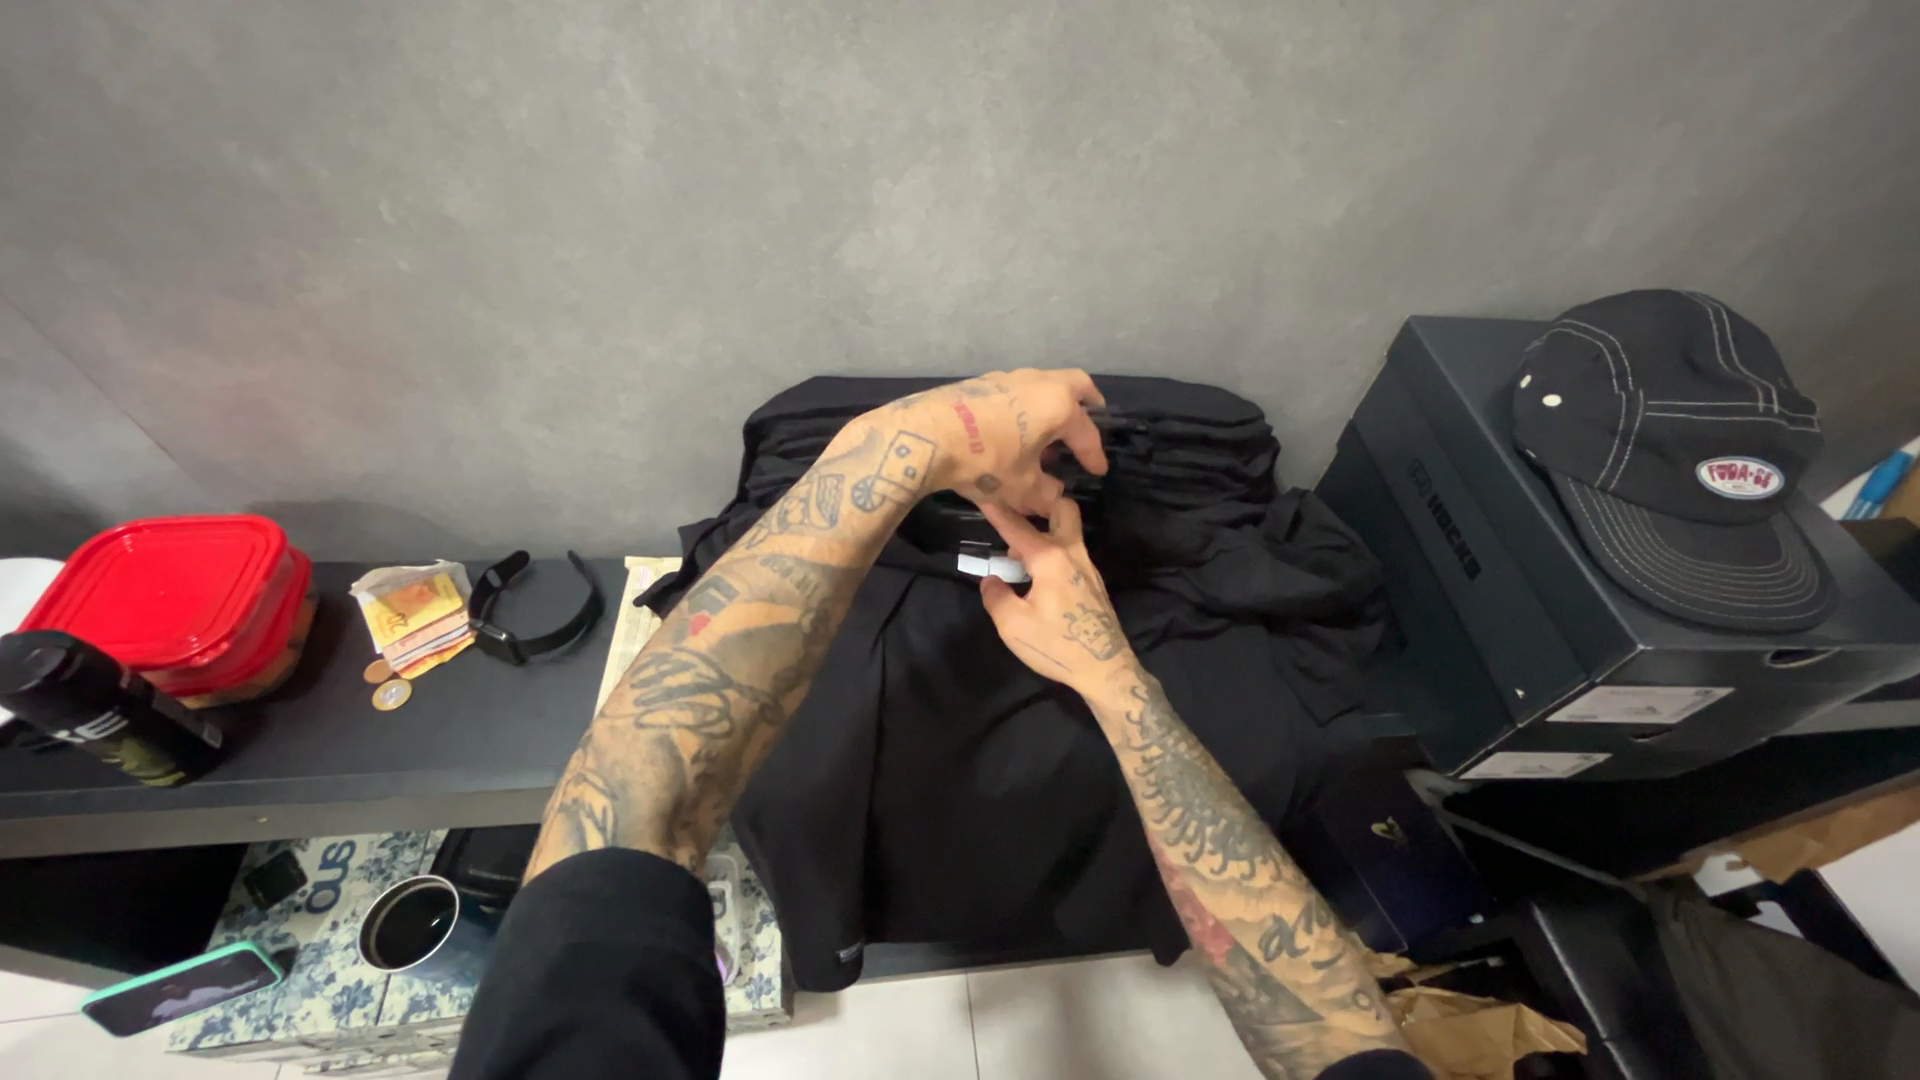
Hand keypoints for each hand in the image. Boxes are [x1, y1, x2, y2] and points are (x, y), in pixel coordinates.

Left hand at [881, 369, 1107, 515]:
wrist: (927, 437)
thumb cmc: (985, 462)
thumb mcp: (1020, 487)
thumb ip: (1044, 493)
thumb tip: (1054, 497)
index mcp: (1058, 405)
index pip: (1086, 432)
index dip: (1093, 455)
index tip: (1098, 470)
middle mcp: (1038, 382)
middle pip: (1074, 385)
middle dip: (1086, 403)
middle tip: (1089, 420)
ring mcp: (1008, 376)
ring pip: (1042, 385)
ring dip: (1050, 407)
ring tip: (1046, 434)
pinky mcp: (981, 382)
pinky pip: (1015, 391)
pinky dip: (1024, 407)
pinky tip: (1013, 430)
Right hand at [976, 499, 1135, 694]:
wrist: (1105, 668)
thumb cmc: (1056, 644)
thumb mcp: (1012, 625)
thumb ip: (996, 597)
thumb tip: (991, 581)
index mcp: (1050, 558)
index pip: (1018, 528)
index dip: (999, 513)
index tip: (986, 496)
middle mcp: (1072, 553)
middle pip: (1063, 510)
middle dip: (1040, 503)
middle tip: (1019, 509)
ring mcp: (1088, 567)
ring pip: (1070, 531)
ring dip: (1046, 529)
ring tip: (1019, 550)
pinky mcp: (1093, 582)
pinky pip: (1072, 552)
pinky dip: (1054, 549)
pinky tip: (1038, 572)